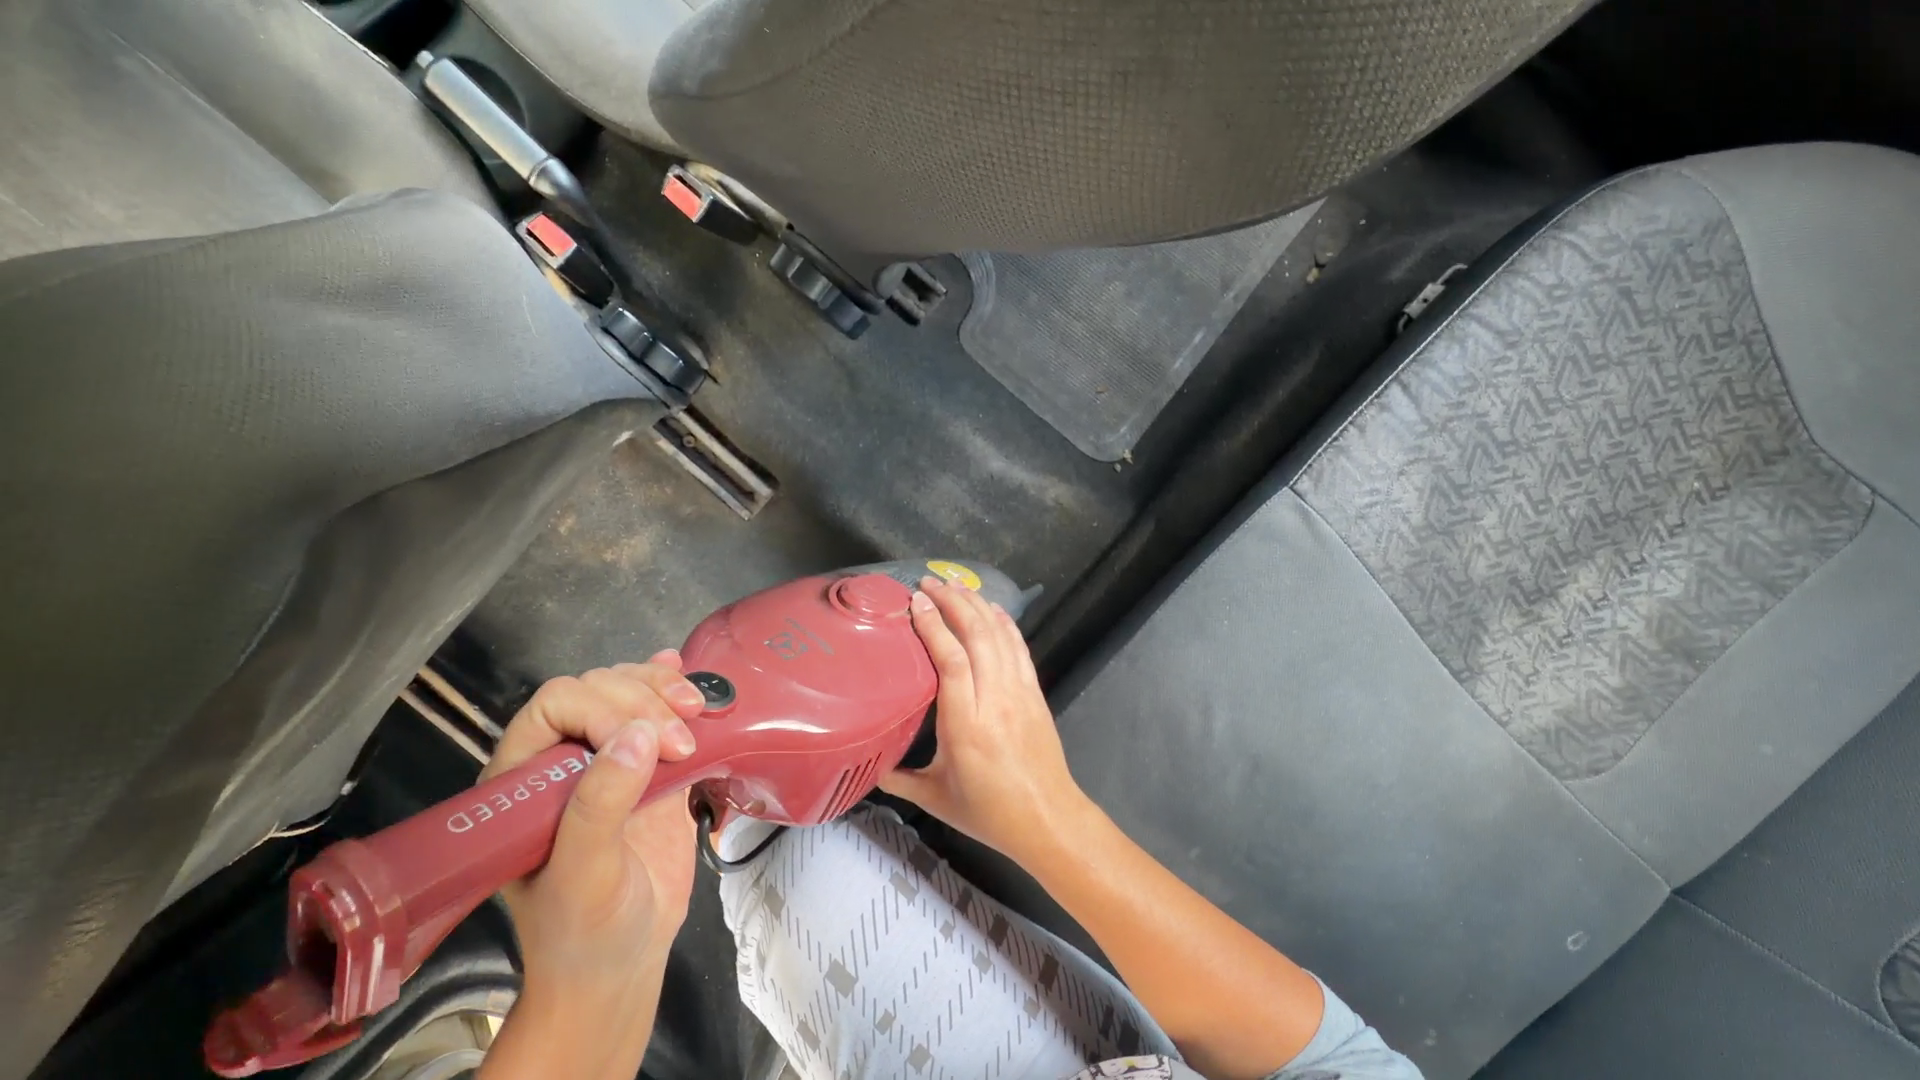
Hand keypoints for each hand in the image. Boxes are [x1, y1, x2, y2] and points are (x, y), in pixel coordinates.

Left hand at [477, 654, 705, 1079]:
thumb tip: (638, 736)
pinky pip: (661, 717)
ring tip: (697, 712)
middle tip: (681, 743)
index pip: (555, 707)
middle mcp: (562, 758)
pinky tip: (688, 678)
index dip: (601, 709)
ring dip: (664, 690)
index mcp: (524, 778)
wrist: (623, 963)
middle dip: (643, 703)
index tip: (648, 743)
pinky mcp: (652, 771)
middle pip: (598, 689)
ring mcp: (609, 761)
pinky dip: (675, 690)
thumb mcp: (583, 875)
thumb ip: (599, 806)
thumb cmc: (584, 929)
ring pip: (629, 691)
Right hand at [879, 578, 1085, 866]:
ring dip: (976, 605)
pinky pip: (1019, 649)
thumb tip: (867, 767)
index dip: (934, 626)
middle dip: (953, 603)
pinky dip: (1005, 623)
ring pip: (998, 637)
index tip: (915, 603)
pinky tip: (992, 608)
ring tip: (954, 585)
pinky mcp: (1035, 693)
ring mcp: (1020, 693)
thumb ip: (899, 779)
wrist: (1048, 819)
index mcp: (966, 725)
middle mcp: (995, 700)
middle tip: (928, 584)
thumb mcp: (936, 798)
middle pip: (976, 637)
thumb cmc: (989, 812)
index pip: (950, 661)